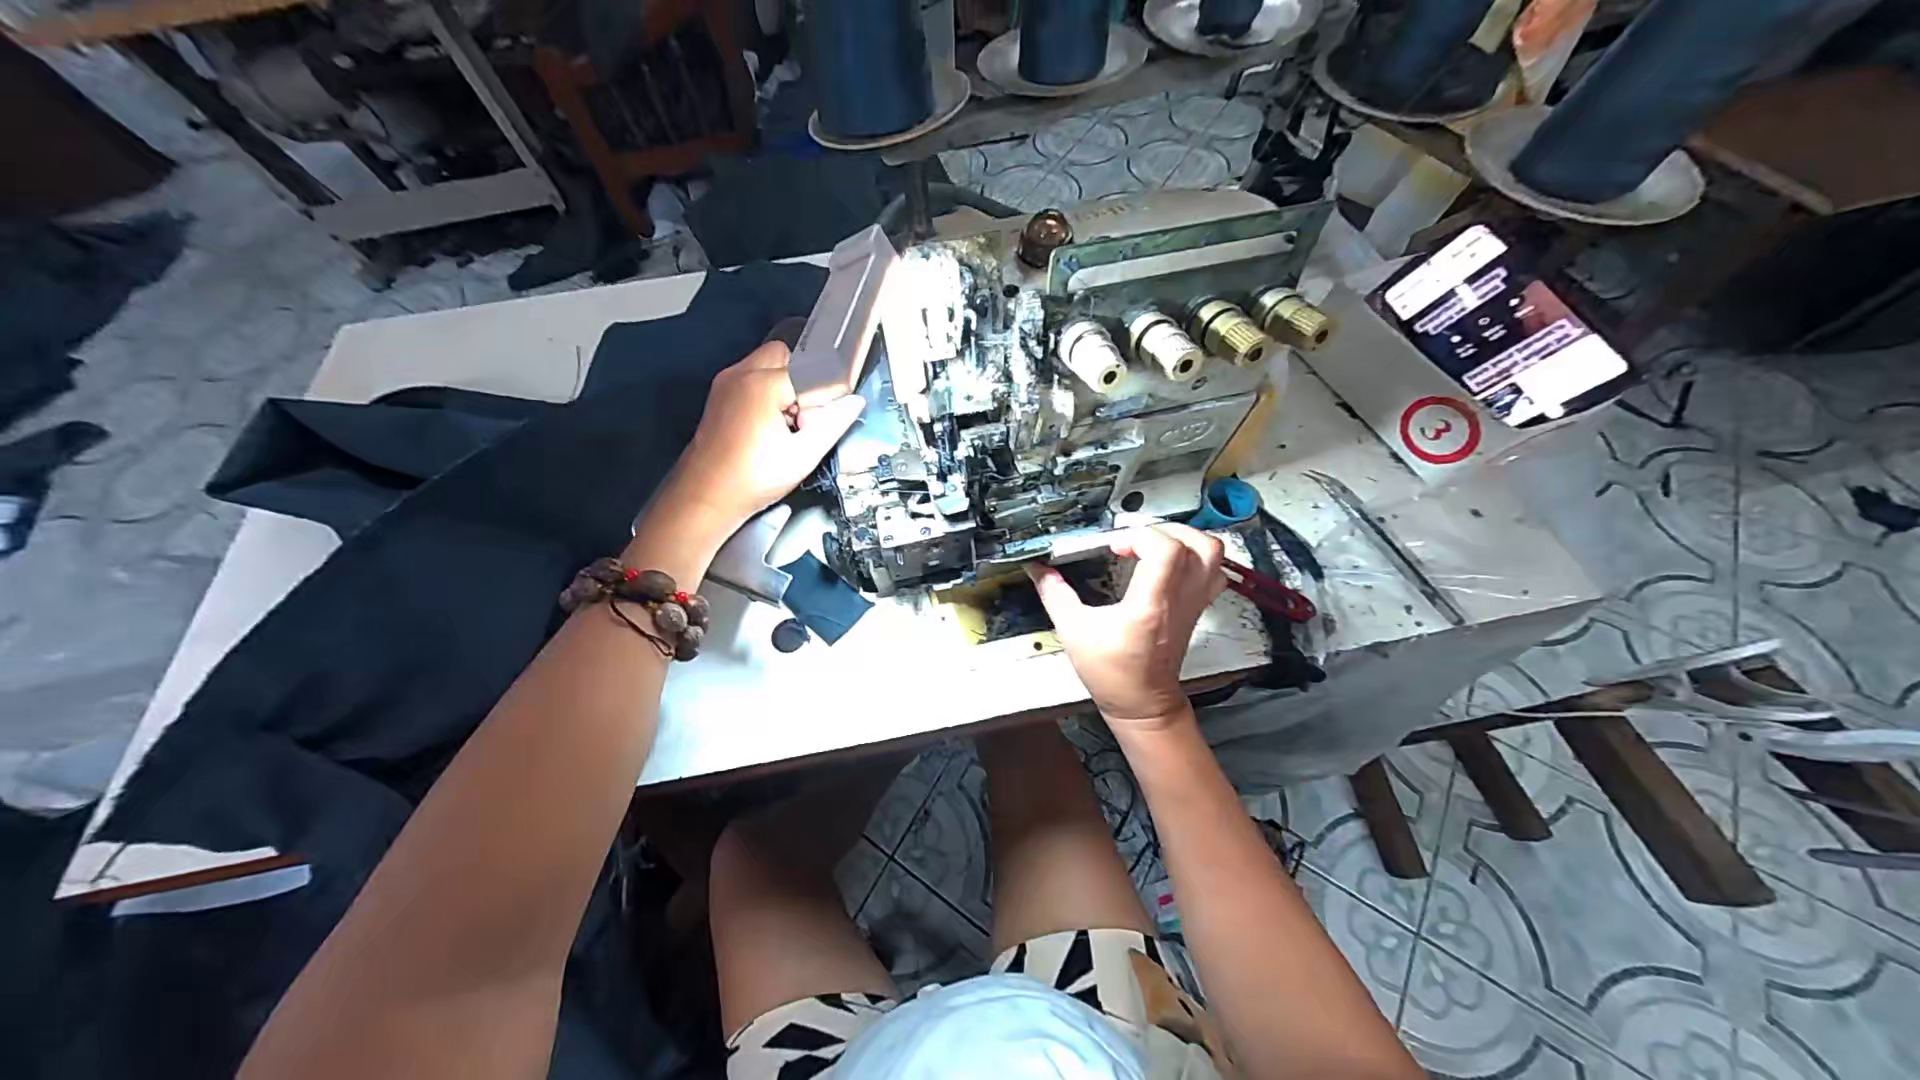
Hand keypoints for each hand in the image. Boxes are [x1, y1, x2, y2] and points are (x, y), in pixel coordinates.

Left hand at [670, 342, 865, 528]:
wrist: (706, 497)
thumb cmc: (748, 480)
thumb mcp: (804, 455)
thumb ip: (834, 423)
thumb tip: (852, 404)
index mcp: (761, 385)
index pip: (812, 372)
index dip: (826, 396)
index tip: (828, 418)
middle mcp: (740, 375)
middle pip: (788, 355)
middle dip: (805, 381)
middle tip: (806, 416)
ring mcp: (727, 384)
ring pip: (770, 365)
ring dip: (787, 386)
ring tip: (787, 423)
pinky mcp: (721, 396)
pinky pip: (753, 379)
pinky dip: (769, 393)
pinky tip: (771, 426)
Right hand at [1028, 523, 1226, 732]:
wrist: (1142, 702)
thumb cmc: (1114, 675)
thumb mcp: (1074, 632)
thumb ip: (1055, 594)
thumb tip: (1039, 570)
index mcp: (1149, 606)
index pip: (1166, 551)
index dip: (1140, 536)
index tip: (1115, 544)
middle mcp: (1179, 601)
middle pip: (1197, 544)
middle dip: (1162, 529)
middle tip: (1136, 538)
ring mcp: (1193, 603)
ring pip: (1213, 554)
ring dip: (1185, 537)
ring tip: (1154, 542)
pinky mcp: (1196, 607)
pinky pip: (1214, 571)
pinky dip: (1197, 556)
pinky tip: (1171, 560)